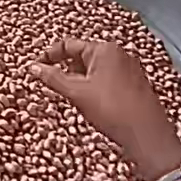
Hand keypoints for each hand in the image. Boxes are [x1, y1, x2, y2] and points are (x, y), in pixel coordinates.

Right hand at [28, 38, 180, 177]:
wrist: (147, 135)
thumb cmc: (111, 109)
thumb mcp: (76, 93)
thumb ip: (52, 78)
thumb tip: (33, 67)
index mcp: (104, 49)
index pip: (68, 45)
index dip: (49, 56)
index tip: (36, 68)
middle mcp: (118, 54)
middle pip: (82, 55)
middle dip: (65, 70)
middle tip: (53, 86)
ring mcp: (129, 69)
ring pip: (94, 69)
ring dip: (79, 80)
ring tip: (71, 97)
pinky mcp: (135, 84)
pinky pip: (107, 79)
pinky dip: (93, 87)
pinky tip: (91, 104)